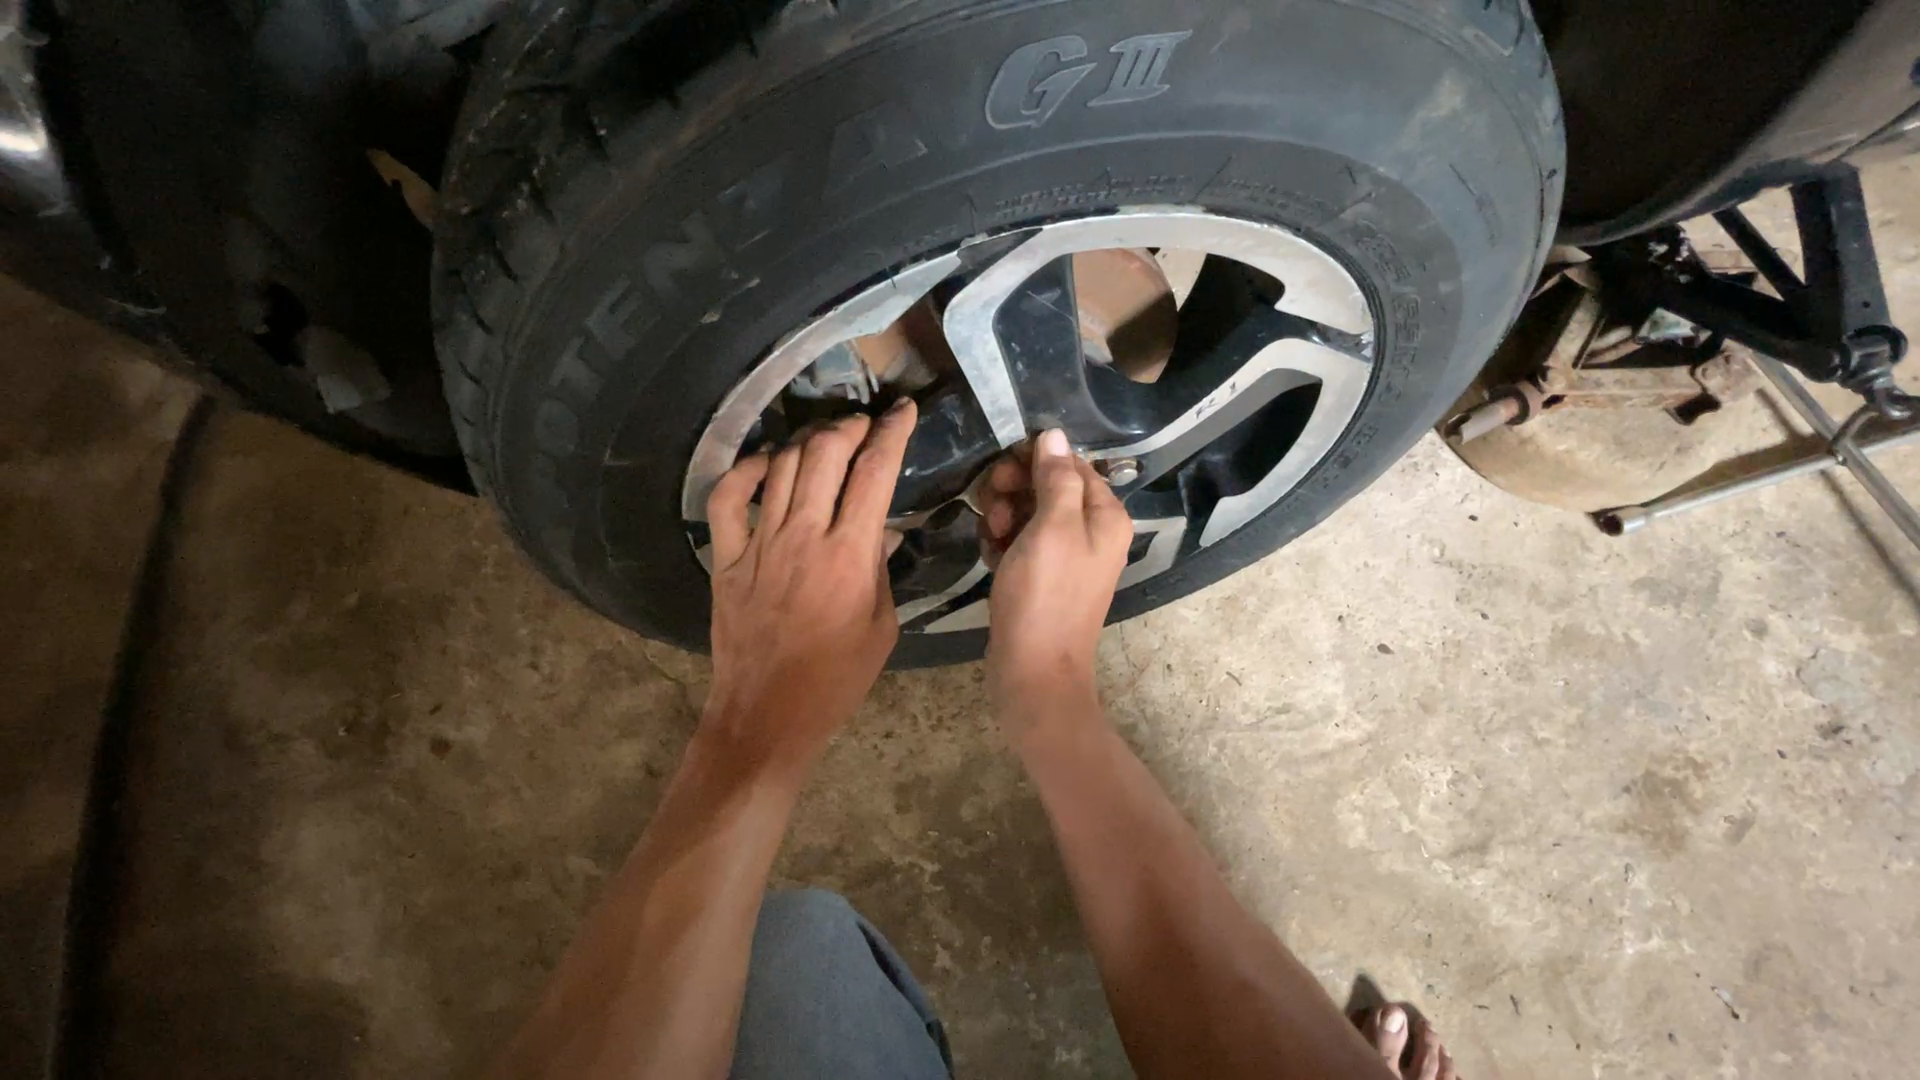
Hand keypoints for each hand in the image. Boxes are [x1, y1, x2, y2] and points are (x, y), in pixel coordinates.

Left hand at [702, 399, 917, 776]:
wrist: (769, 713)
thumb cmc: (837, 678)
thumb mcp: (883, 627)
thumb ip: (881, 570)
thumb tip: (881, 529)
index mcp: (849, 554)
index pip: (875, 473)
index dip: (893, 434)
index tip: (904, 411)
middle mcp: (803, 536)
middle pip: (824, 455)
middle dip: (848, 428)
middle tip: (862, 426)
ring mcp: (759, 545)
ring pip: (780, 467)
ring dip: (806, 442)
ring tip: (824, 440)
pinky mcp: (726, 559)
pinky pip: (726, 500)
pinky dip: (744, 472)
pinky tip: (764, 465)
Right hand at [977, 428, 1132, 720]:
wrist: (1033, 670)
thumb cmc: (1044, 596)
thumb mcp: (1051, 529)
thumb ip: (1056, 478)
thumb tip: (1054, 434)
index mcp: (1105, 516)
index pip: (1071, 463)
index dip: (1034, 460)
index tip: (1000, 472)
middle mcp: (1093, 532)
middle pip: (1048, 486)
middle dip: (1015, 491)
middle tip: (992, 509)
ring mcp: (1068, 556)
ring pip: (1030, 513)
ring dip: (1004, 516)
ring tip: (991, 538)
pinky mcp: (1044, 576)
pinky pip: (1022, 542)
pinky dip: (1003, 543)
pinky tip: (990, 556)